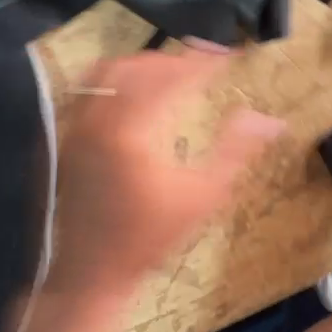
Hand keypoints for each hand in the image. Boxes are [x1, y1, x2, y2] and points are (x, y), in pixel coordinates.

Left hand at [47, 45, 285, 300]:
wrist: (89, 275)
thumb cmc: (149, 239)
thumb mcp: (202, 197)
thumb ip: (236, 151)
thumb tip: (270, 120)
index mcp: (132, 129)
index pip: (172, 75)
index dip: (202, 60)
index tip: (227, 56)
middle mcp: (97, 119)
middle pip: (138, 65)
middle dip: (173, 58)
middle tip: (201, 63)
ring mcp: (73, 127)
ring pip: (106, 73)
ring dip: (141, 66)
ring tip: (169, 75)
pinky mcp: (61, 139)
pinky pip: (84, 92)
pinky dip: (113, 81)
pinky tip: (131, 96)